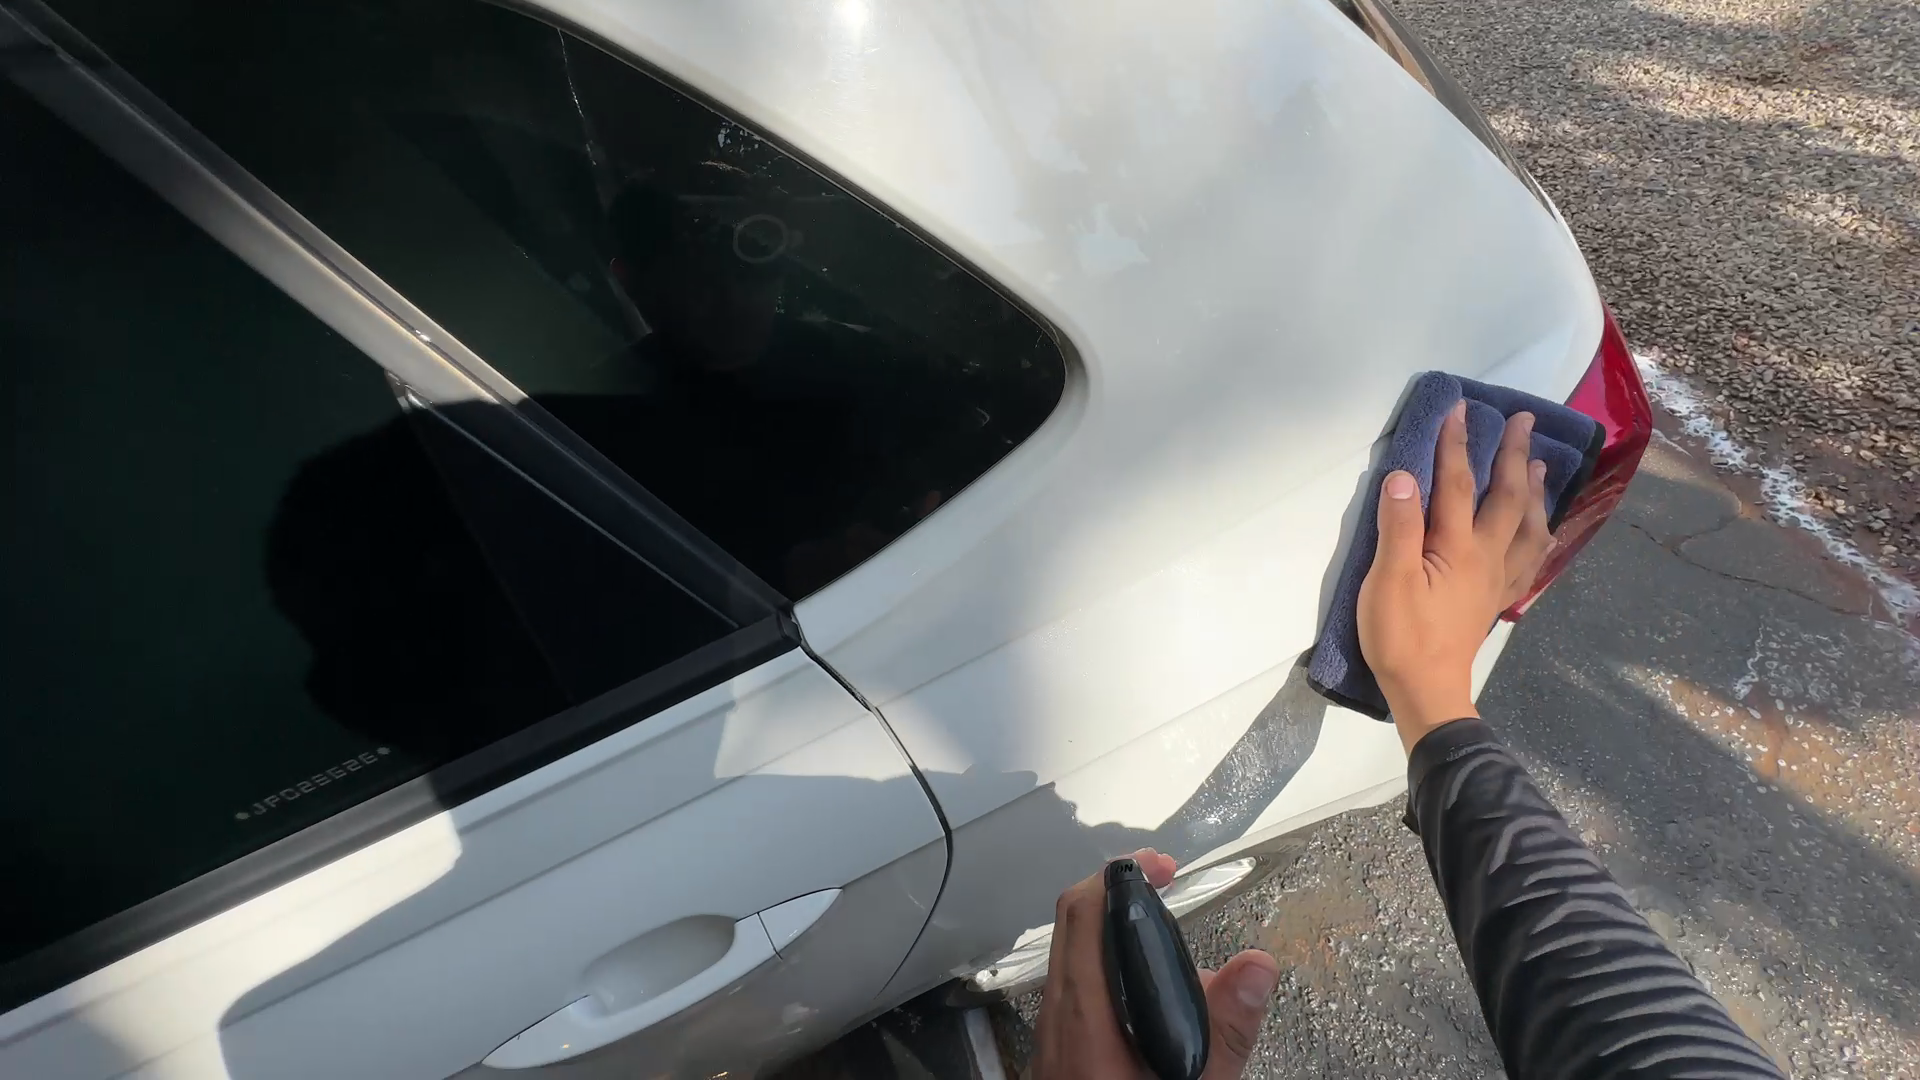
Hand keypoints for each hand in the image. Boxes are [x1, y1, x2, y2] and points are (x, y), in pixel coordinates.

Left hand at [1031, 849, 1280, 1079]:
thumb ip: (1224, 1033)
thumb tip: (1257, 965)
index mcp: (1082, 1013)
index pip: (1083, 910)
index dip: (1119, 874)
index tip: (1162, 867)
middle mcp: (1056, 1012)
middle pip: (1073, 919)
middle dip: (1118, 891)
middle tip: (1166, 887)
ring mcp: (1051, 1030)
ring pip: (1072, 949)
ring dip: (1112, 925)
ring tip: (1163, 930)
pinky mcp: (1056, 1049)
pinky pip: (1075, 981)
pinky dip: (1107, 962)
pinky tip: (1146, 988)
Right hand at [1357, 401, 1553, 752]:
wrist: (1425, 687)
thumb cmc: (1399, 633)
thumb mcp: (1386, 578)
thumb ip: (1398, 526)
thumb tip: (1403, 476)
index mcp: (1457, 547)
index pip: (1455, 485)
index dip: (1456, 446)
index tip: (1459, 410)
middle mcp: (1487, 555)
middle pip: (1506, 497)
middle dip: (1512, 456)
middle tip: (1523, 422)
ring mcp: (1496, 578)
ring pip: (1528, 525)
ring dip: (1534, 490)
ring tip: (1539, 465)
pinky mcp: (1494, 597)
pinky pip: (1528, 557)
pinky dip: (1538, 533)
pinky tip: (1538, 530)